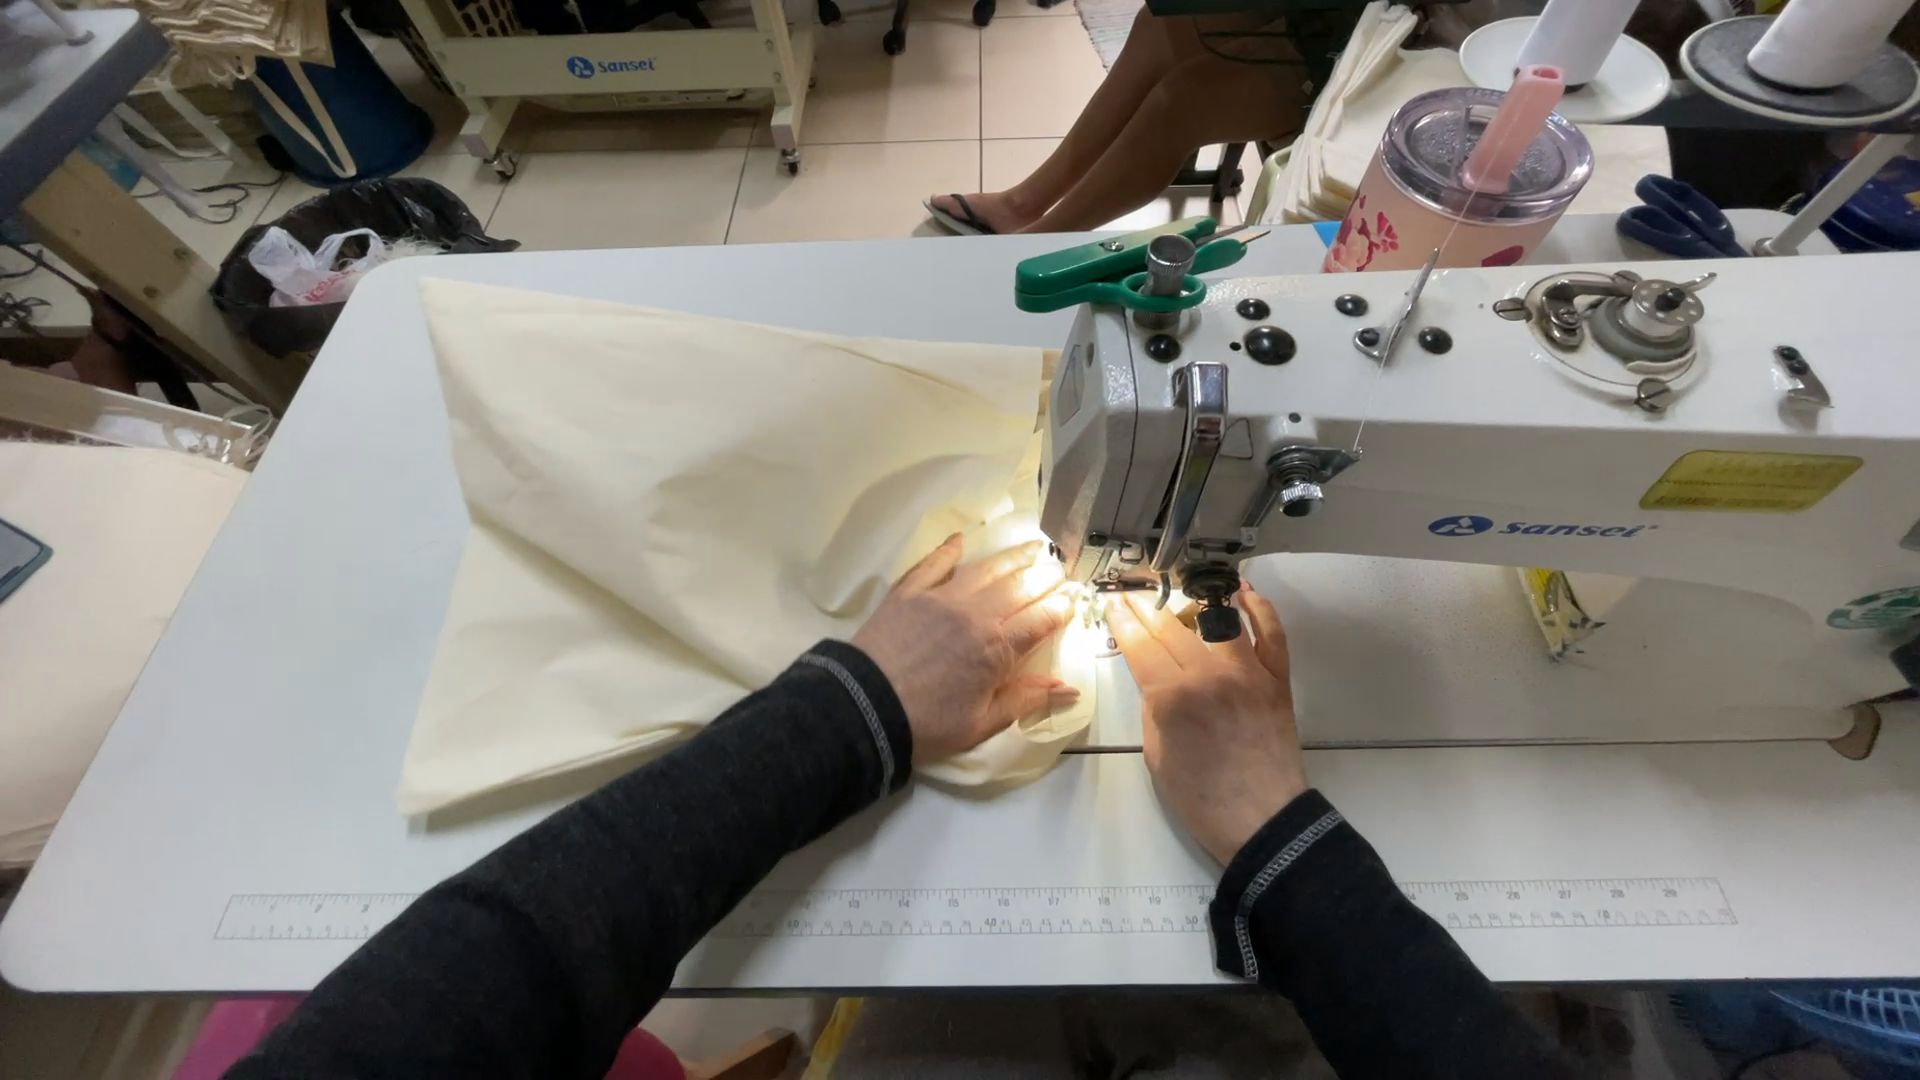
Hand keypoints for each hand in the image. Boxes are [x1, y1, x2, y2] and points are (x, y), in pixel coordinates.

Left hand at [852, 534, 1077, 764]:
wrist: (864, 707)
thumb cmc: (927, 724)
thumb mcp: (982, 724)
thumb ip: (1027, 700)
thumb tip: (1070, 689)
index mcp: (997, 649)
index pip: (1041, 620)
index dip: (1061, 608)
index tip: (1073, 600)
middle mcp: (976, 614)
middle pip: (1020, 586)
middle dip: (1045, 577)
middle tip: (1059, 569)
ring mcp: (942, 597)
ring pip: (986, 568)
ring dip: (1013, 557)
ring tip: (1031, 548)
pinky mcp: (910, 591)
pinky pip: (934, 563)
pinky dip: (949, 549)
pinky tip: (961, 539)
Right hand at [1108, 588, 1306, 863]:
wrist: (1263, 822)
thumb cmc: (1200, 797)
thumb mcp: (1155, 753)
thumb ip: (1153, 706)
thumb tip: (1156, 676)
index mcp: (1171, 697)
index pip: (1139, 645)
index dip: (1122, 621)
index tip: (1112, 604)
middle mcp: (1208, 675)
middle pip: (1170, 629)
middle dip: (1145, 609)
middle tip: (1133, 597)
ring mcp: (1247, 674)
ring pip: (1218, 621)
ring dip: (1195, 602)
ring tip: (1181, 594)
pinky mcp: (1277, 680)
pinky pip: (1273, 635)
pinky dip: (1261, 610)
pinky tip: (1245, 593)